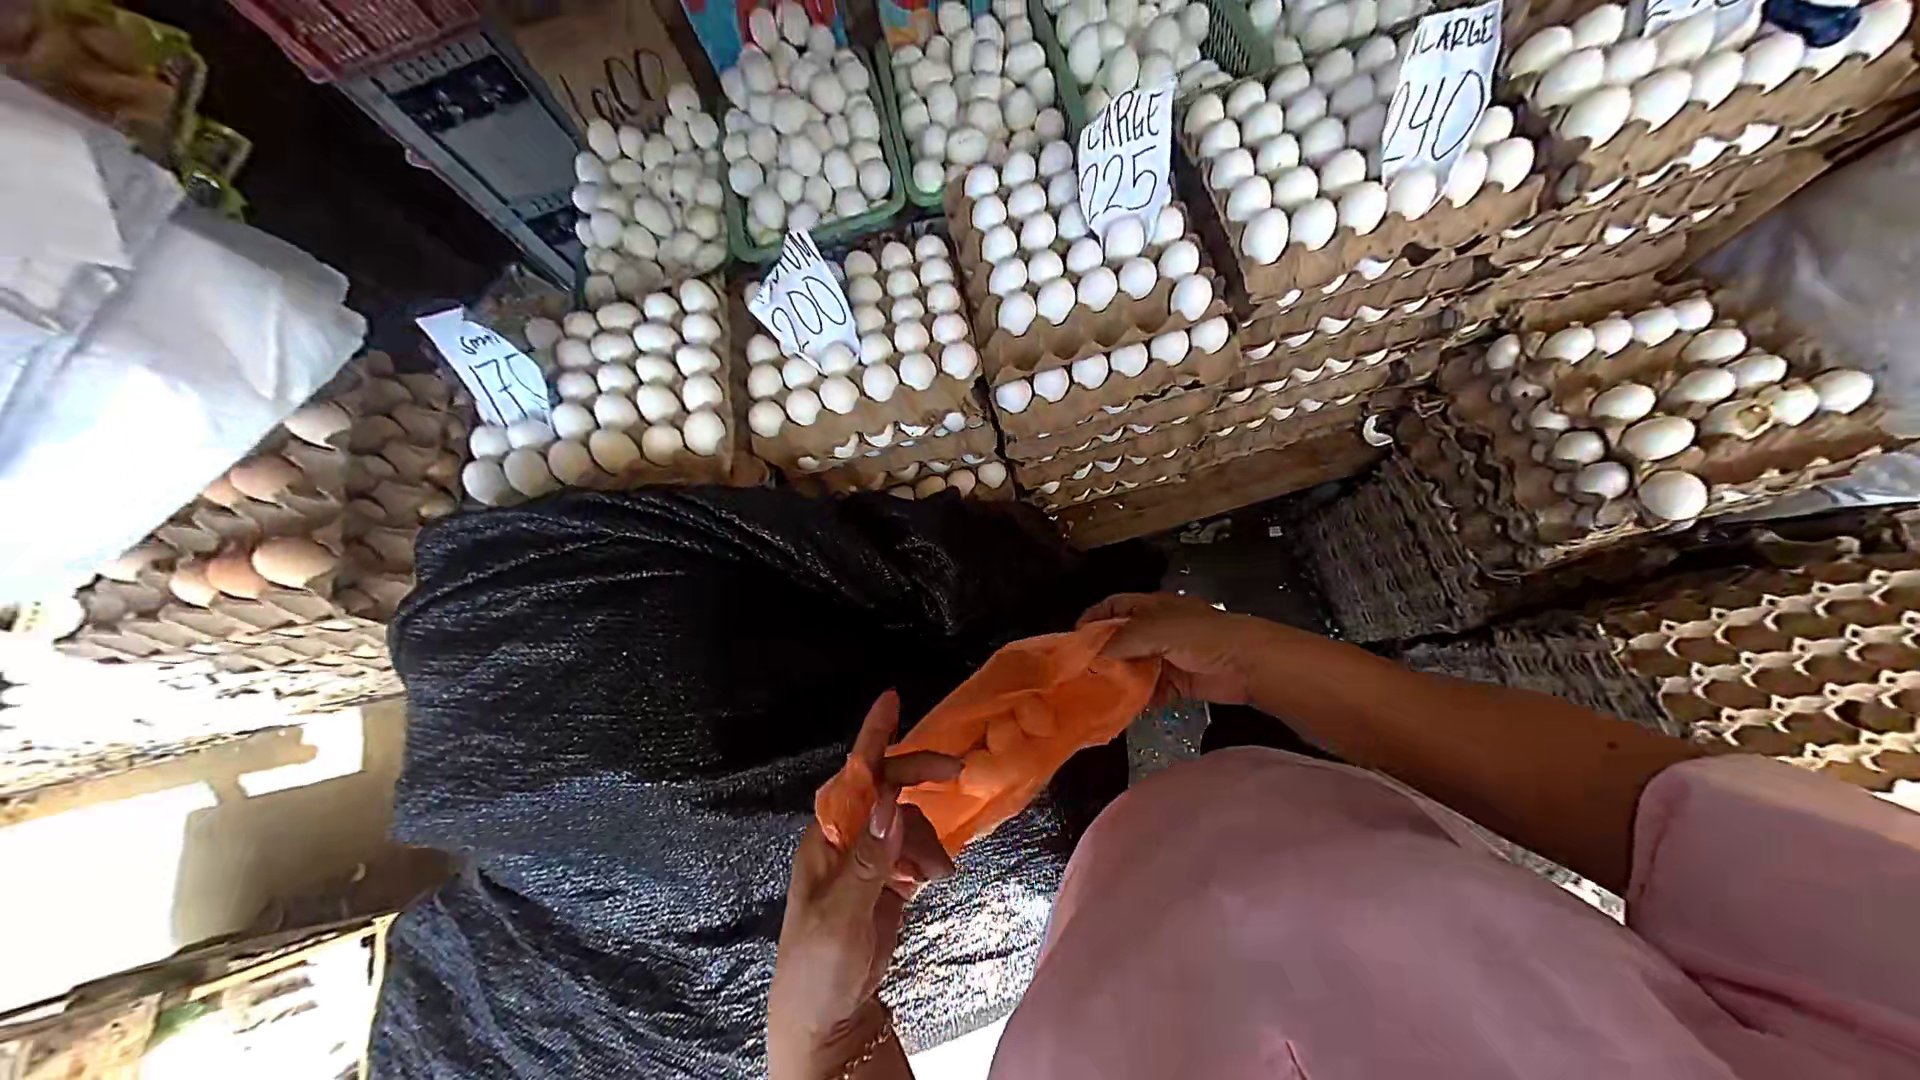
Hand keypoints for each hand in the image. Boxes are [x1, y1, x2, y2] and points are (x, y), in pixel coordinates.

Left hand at [768, 691, 959, 1079]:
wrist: (827, 1020)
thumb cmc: (818, 966)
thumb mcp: (841, 916)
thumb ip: (868, 858)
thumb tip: (891, 802)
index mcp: (826, 835)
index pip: (853, 775)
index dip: (873, 735)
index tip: (892, 698)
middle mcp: (847, 836)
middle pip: (887, 788)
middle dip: (919, 777)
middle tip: (957, 773)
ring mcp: (867, 856)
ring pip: (908, 822)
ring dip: (928, 841)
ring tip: (937, 874)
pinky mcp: (885, 877)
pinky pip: (915, 849)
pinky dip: (928, 859)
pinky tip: (931, 880)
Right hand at [1081, 592, 1277, 705]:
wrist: (1247, 663)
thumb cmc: (1199, 636)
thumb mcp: (1154, 630)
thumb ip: (1120, 640)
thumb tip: (1092, 655)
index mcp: (1150, 607)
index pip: (1113, 607)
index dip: (1092, 619)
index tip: (1074, 641)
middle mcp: (1157, 629)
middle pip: (1121, 640)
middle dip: (1102, 656)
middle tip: (1081, 675)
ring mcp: (1169, 656)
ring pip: (1135, 668)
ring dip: (1120, 680)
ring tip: (1098, 695)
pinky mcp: (1180, 682)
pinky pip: (1153, 690)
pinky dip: (1141, 699)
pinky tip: (1126, 709)